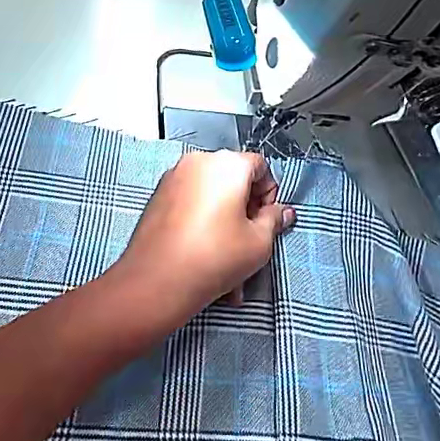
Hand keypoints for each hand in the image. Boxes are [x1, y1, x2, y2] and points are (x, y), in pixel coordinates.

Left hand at [109, 150, 294, 319]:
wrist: (158, 278)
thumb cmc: (211, 257)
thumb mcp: (259, 242)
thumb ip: (274, 220)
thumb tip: (280, 212)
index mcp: (227, 164)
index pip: (260, 165)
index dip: (269, 193)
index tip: (268, 218)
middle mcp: (198, 162)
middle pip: (234, 179)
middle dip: (246, 209)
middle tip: (251, 239)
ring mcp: (175, 176)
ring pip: (212, 195)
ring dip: (225, 222)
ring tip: (229, 259)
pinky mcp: (160, 194)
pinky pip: (192, 202)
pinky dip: (203, 222)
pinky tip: (207, 256)